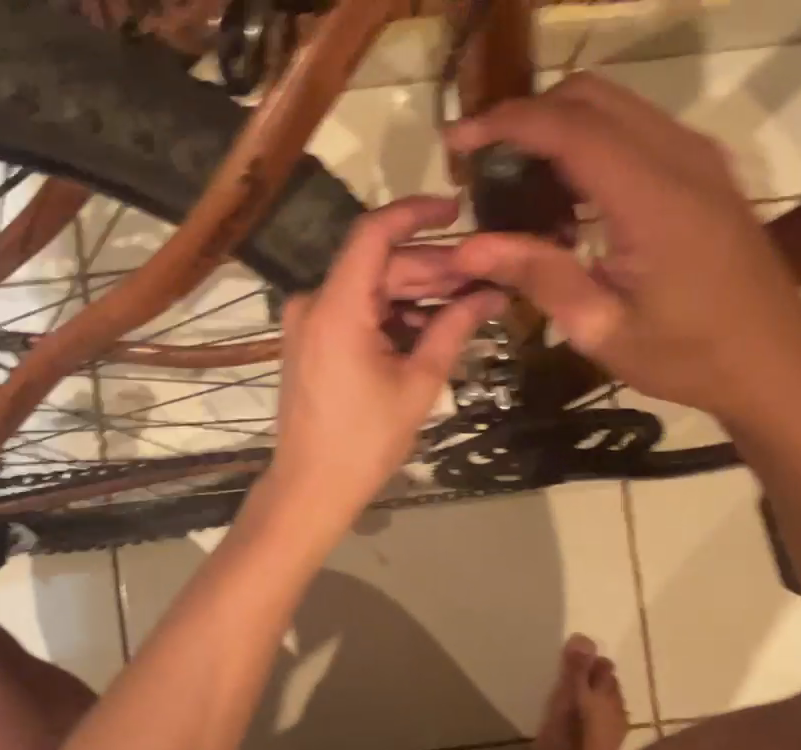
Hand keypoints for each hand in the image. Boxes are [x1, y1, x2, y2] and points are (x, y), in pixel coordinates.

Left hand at [267, 196, 505, 524]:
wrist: (311, 487)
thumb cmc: (365, 442)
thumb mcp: (418, 384)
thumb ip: (453, 328)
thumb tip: (492, 294)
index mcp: (336, 307)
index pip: (375, 233)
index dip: (417, 213)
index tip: (458, 210)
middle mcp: (314, 304)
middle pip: (378, 264)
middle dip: (432, 266)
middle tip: (483, 274)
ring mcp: (308, 324)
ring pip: (370, 289)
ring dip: (416, 292)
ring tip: (469, 301)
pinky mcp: (311, 343)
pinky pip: (356, 313)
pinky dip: (392, 315)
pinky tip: (433, 325)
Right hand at [447, 74, 800, 422]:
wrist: (773, 359)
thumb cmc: (688, 356)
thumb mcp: (601, 328)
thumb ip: (538, 275)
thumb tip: (466, 249)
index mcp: (654, 199)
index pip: (570, 128)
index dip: (506, 124)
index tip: (457, 140)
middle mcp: (680, 158)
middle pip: (591, 97)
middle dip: (527, 116)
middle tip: (481, 163)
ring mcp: (698, 157)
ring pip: (614, 105)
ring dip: (557, 126)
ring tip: (513, 180)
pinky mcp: (703, 169)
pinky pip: (635, 128)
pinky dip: (588, 142)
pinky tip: (562, 195)